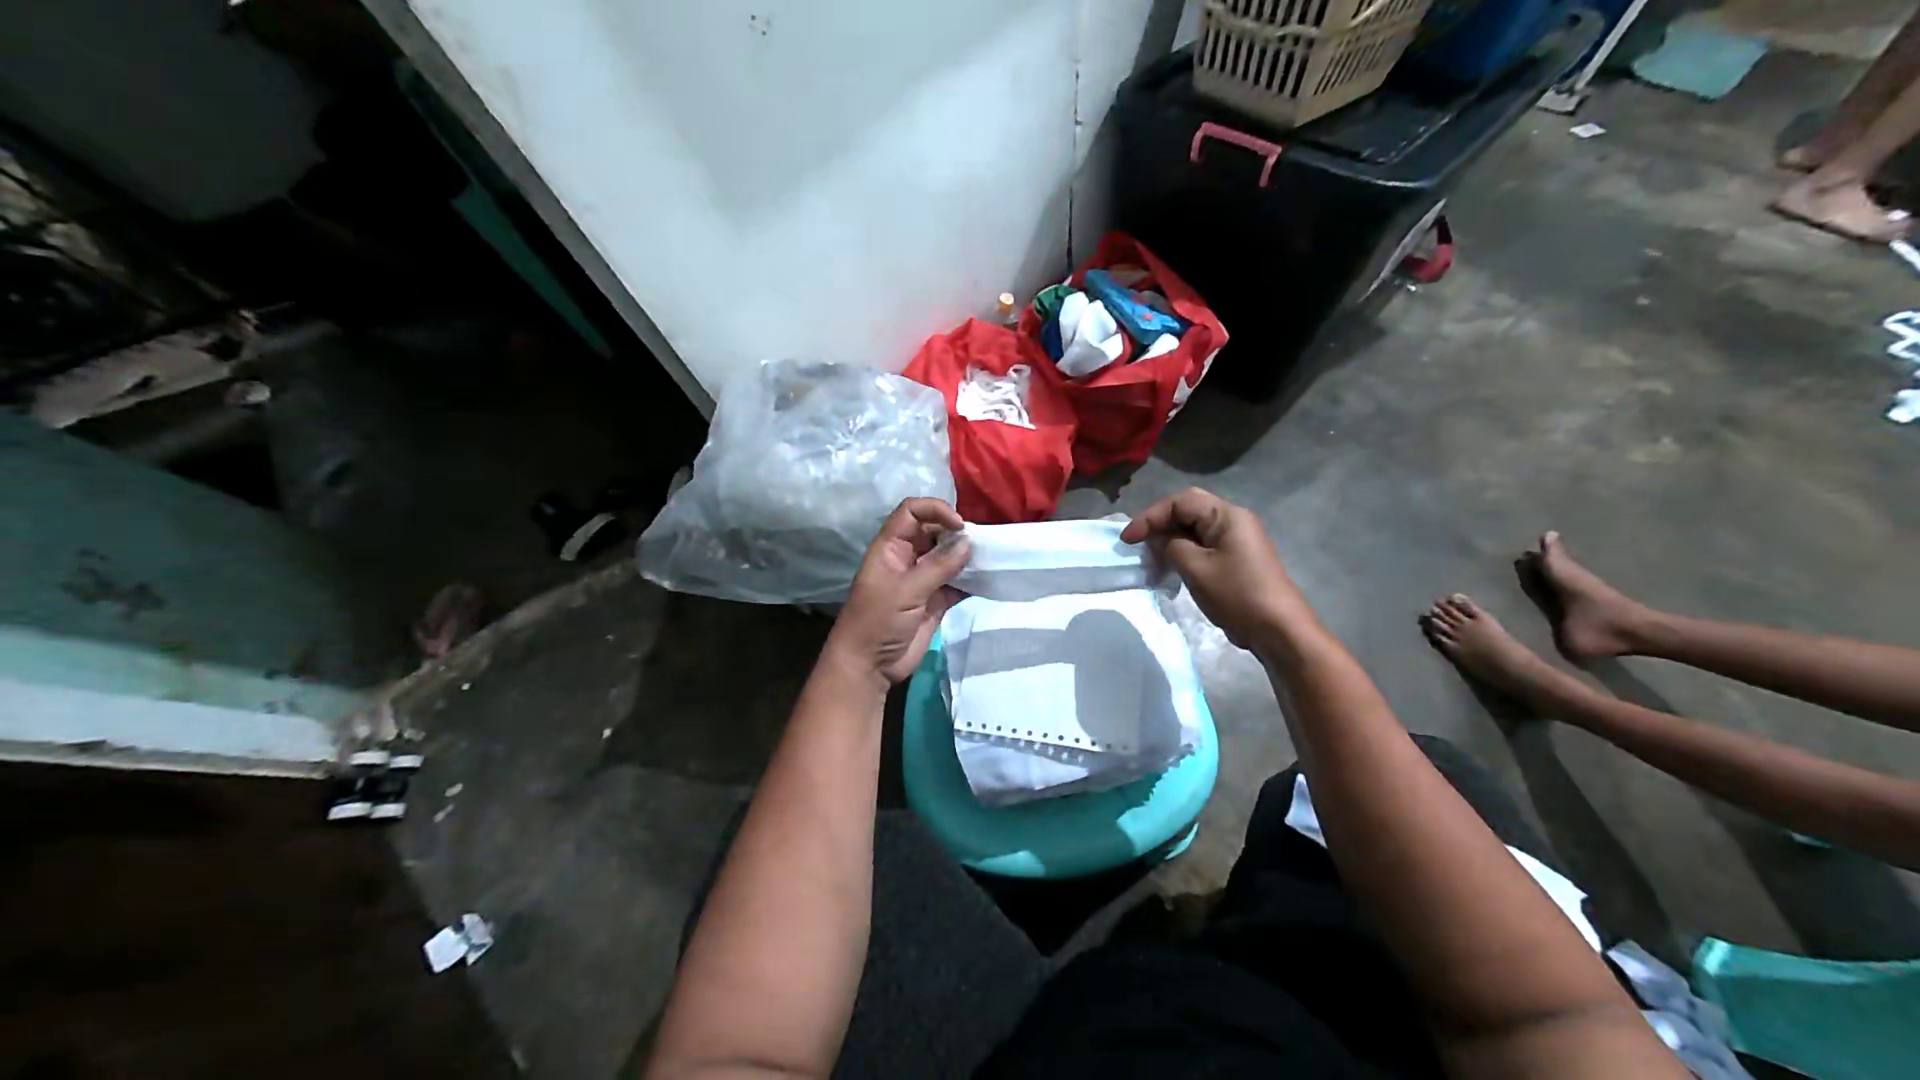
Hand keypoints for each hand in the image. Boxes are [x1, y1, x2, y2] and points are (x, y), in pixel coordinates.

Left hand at [826, 498, 972, 684]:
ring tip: (989, 558)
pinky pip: (956, 583)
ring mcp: (922, 580)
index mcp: (890, 548)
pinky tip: (987, 580)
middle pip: (934, 531)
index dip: (935, 510)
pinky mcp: (935, 601)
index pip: (912, 512)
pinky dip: (970, 580)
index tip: (959, 525)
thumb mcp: (906, 590)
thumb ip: (939, 566)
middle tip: (980, 544)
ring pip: (947, 557)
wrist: (869, 666)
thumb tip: (969, 541)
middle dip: (956, 533)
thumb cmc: (877, 621)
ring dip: (966, 556)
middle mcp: (907, 558)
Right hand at [1121, 488, 1308, 648]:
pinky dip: (1182, 551)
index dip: (1150, 516)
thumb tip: (1160, 541)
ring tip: (1149, 556)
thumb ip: (1171, 546)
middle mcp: (1233, 521)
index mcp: (1227, 516)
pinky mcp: (1235, 558)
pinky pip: (1203, 545)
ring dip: (1169, 538)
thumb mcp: (1195, 568)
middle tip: (1137, 542)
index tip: (1128, 539)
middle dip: (1159, 524)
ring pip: (1194, 528)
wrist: (1277, 628)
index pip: (1180, 502)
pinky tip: (1169, 566)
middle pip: (1188, 510)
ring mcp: (1236, 540)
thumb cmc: (1236, 594)